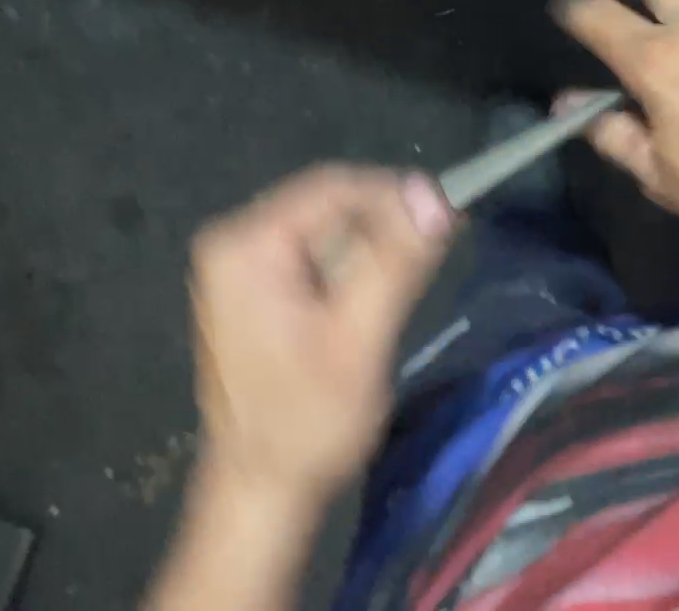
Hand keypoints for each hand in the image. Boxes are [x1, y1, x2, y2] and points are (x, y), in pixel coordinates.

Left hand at [188, 165, 453, 503]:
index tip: (443, 218)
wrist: (261, 491)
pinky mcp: (254, 290)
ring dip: (370, 249)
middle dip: (382, 226)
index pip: (333, 187)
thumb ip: (395, 261)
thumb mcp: (359, 338)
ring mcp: (240, 267)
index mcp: (247, 246)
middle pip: (328, 205)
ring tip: (402, 284)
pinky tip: (370, 301)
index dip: (393, 195)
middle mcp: (234, 243)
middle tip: (430, 252)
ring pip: (326, 231)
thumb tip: (434, 195)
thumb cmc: (307, 421)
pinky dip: (350, 269)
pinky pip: (313, 256)